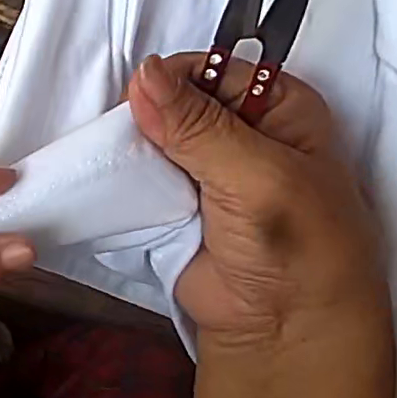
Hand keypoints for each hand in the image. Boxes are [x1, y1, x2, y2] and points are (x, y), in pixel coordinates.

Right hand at [127, 53, 387, 350]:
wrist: (278, 328)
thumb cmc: (296, 246)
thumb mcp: (256, 176)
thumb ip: (199, 127)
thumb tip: (143, 74)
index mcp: (275, 108)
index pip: (211, 70)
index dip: (172, 79)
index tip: (138, 104)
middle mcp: (235, 132)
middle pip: (172, 102)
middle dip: (142, 115)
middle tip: (118, 140)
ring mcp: (198, 171)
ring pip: (149, 140)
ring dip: (125, 149)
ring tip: (103, 161)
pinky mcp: (167, 205)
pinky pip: (135, 178)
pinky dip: (117, 177)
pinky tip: (100, 179)